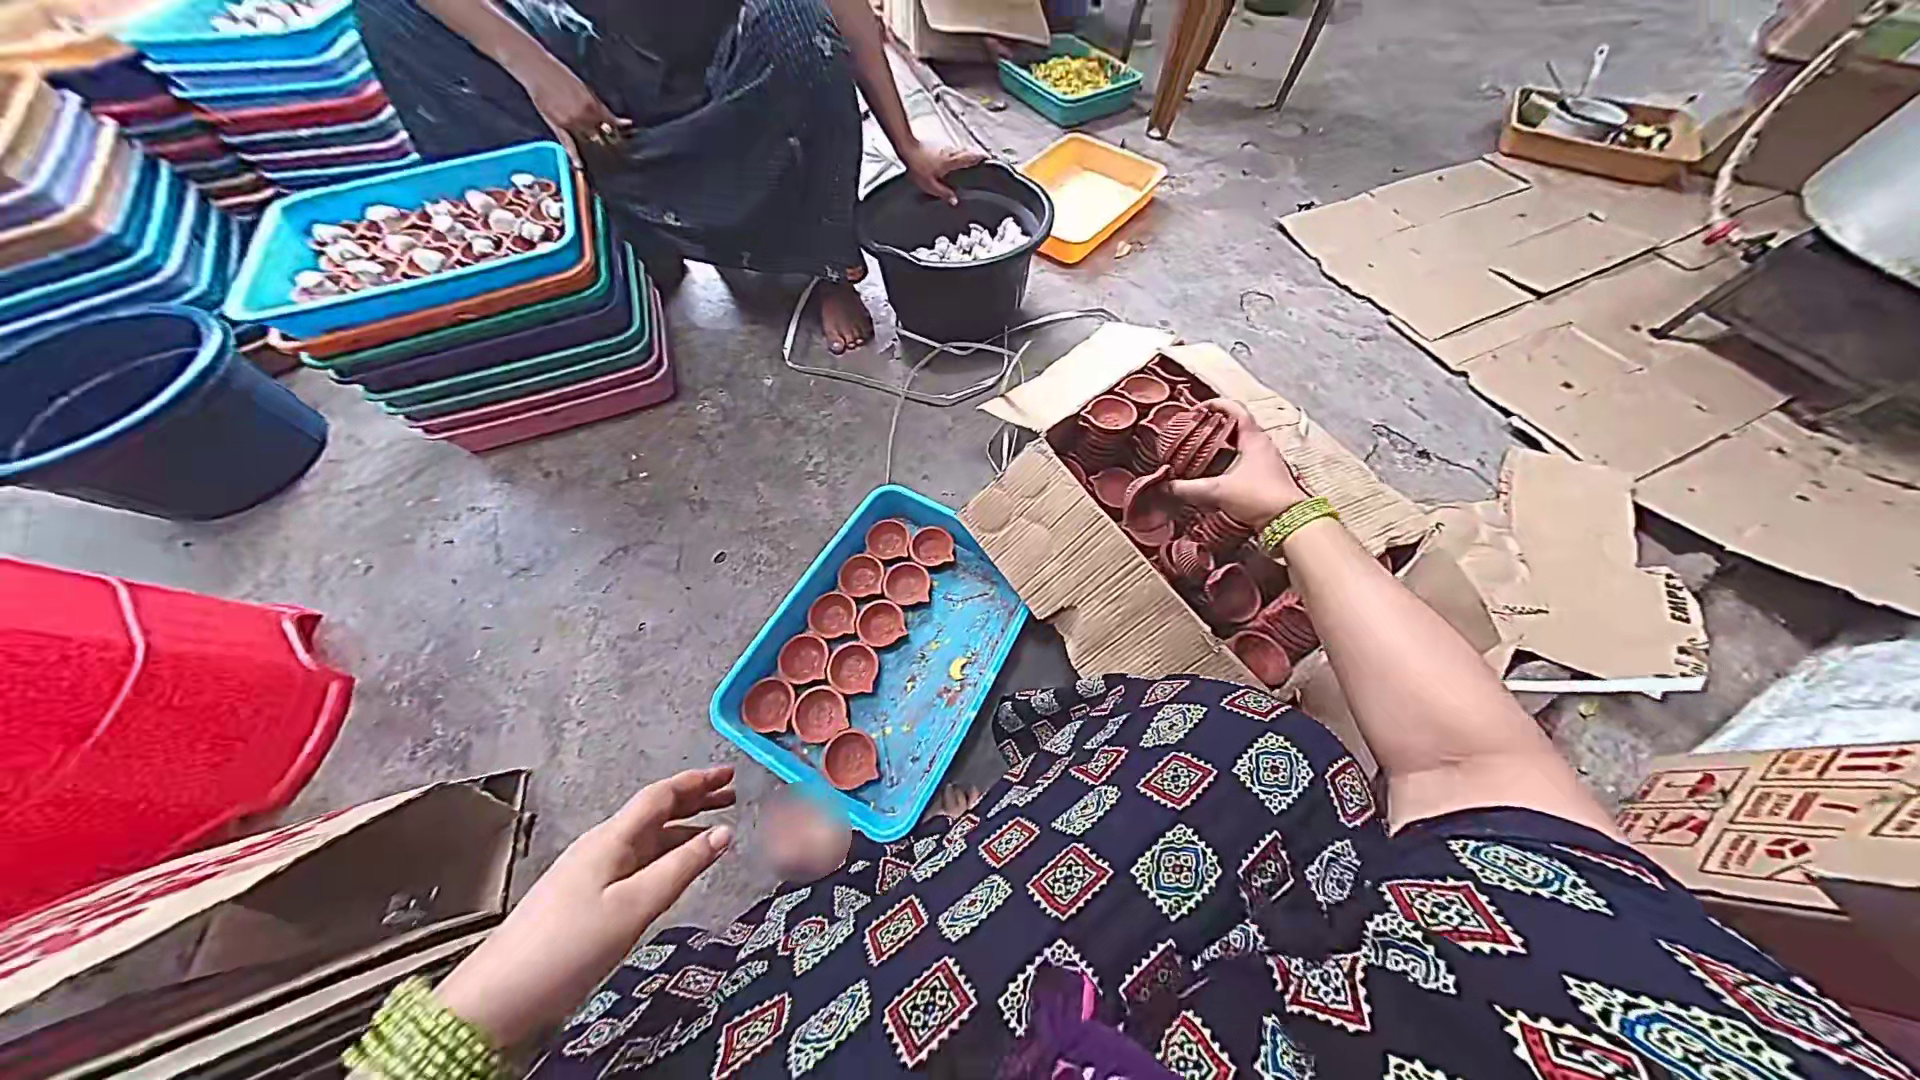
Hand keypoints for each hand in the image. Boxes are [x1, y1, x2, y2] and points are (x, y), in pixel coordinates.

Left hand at [434, 767, 735, 1047]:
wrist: (495, 1000)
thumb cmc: (568, 947)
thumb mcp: (636, 906)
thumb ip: (683, 866)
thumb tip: (724, 834)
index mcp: (612, 838)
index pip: (661, 796)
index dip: (697, 781)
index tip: (728, 772)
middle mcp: (602, 845)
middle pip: (655, 811)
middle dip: (695, 800)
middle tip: (730, 793)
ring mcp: (591, 870)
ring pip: (648, 837)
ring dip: (684, 828)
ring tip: (716, 828)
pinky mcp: (585, 895)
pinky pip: (637, 860)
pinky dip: (666, 853)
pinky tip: (678, 866)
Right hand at [517, 54, 630, 164]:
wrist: (536, 68)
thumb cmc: (561, 75)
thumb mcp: (586, 90)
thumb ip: (602, 109)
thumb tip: (618, 122)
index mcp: (592, 107)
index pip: (611, 127)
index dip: (617, 134)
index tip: (623, 140)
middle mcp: (583, 118)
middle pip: (601, 137)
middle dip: (608, 143)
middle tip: (614, 150)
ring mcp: (570, 123)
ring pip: (588, 142)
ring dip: (595, 149)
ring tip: (602, 157)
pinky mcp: (557, 125)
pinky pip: (568, 144)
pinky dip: (574, 155)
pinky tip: (580, 166)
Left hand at [901, 140, 985, 204]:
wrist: (907, 148)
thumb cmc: (917, 166)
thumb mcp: (930, 185)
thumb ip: (944, 193)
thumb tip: (954, 201)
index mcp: (950, 162)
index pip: (970, 158)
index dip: (980, 157)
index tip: (988, 158)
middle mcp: (950, 153)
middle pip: (968, 152)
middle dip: (977, 154)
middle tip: (984, 158)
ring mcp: (945, 148)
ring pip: (961, 149)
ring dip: (969, 153)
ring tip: (973, 158)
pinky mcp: (939, 146)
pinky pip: (954, 150)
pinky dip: (960, 153)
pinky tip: (957, 158)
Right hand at [1164, 399, 1310, 525]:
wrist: (1289, 521)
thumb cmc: (1257, 496)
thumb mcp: (1218, 491)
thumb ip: (1189, 488)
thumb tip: (1166, 486)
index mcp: (1253, 438)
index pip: (1235, 409)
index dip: (1215, 404)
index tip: (1196, 409)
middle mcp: (1261, 443)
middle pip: (1235, 424)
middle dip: (1213, 424)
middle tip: (1192, 431)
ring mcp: (1265, 459)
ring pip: (1238, 442)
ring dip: (1219, 442)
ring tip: (1198, 450)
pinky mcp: (1264, 474)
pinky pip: (1242, 457)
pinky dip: (1226, 458)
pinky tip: (1213, 470)